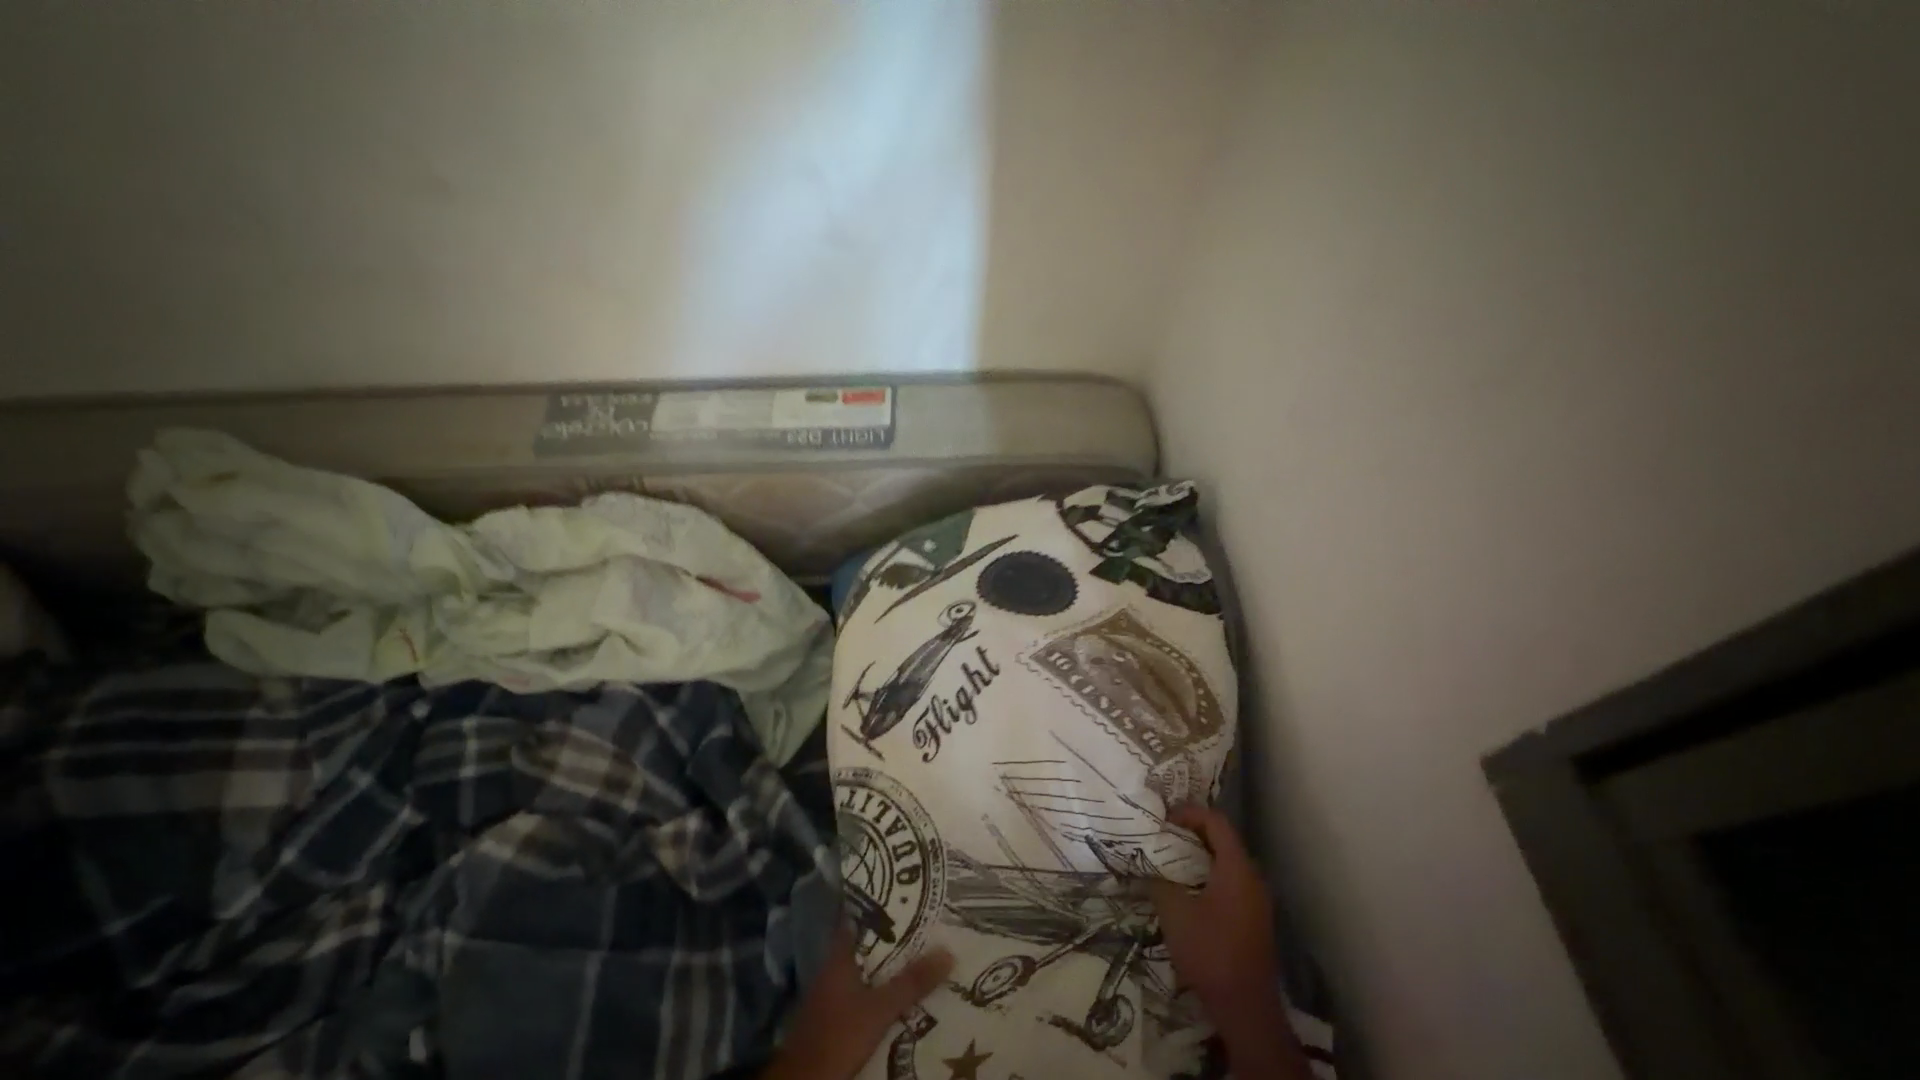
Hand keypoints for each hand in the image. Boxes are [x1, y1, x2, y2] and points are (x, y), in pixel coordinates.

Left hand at [763, 926, 953, 1079]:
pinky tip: (898, 996)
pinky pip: (860, 994)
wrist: (806, 1079)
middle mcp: (831, 972)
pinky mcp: (833, 1018)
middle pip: (862, 947)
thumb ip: (911, 982)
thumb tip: (947, 950)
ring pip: (863, 972)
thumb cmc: (839, 1034)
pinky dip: (878, 991)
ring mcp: (830, 996)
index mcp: (838, 960)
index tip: (903, 900)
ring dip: (886, 968)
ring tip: (919, 960)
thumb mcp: (880, 1009)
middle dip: (890, 941)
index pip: (855, 921)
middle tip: (923, 930)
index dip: (876, 909)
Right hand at [1145, 805, 1284, 1030]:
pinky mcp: (1253, 919)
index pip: (1217, 823)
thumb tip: (1146, 867)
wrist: (1245, 1006)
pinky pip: (1230, 883)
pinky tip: (1185, 890)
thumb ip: (1159, 883)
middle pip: (1224, 841)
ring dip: (1199, 856)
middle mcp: (1252, 878)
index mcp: (1237, 869)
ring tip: (1168, 859)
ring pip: (1227, 864)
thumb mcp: (1174, 913)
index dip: (1190, 812)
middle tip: (1161, 834)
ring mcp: (1256, 901)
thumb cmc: (1210, 952)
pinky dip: (1208, 876)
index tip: (1163, 816)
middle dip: (1192, 832)